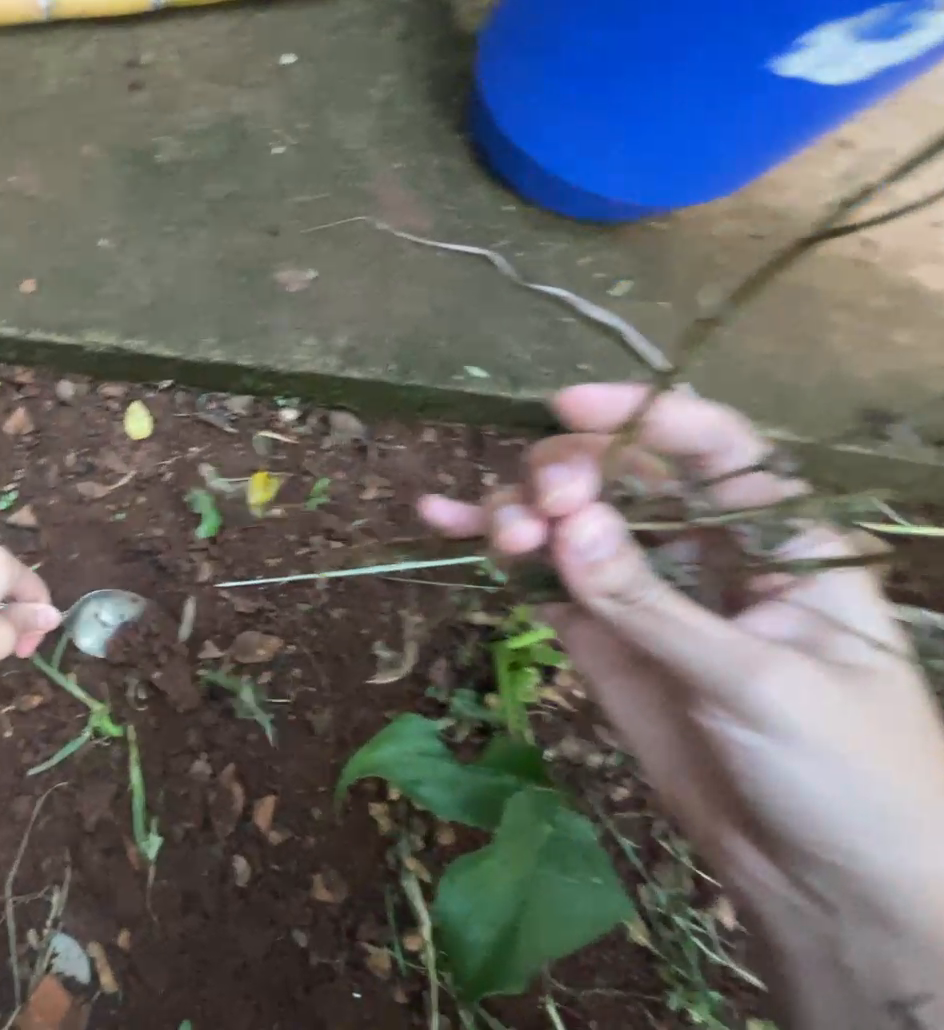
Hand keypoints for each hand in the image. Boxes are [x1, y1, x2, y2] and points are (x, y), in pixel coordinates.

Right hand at [418, 384, 943, 1023]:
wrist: (825, 881)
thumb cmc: (849, 776)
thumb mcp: (760, 684)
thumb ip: (653, 605)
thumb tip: (568, 528)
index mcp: (780, 546)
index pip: (714, 453)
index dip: (645, 418)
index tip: (569, 407)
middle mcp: (701, 554)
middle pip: (619, 479)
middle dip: (567, 474)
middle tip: (539, 508)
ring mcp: (638, 593)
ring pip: (564, 523)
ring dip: (517, 511)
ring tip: (494, 534)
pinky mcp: (592, 635)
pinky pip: (536, 578)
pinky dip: (490, 551)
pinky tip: (441, 522)